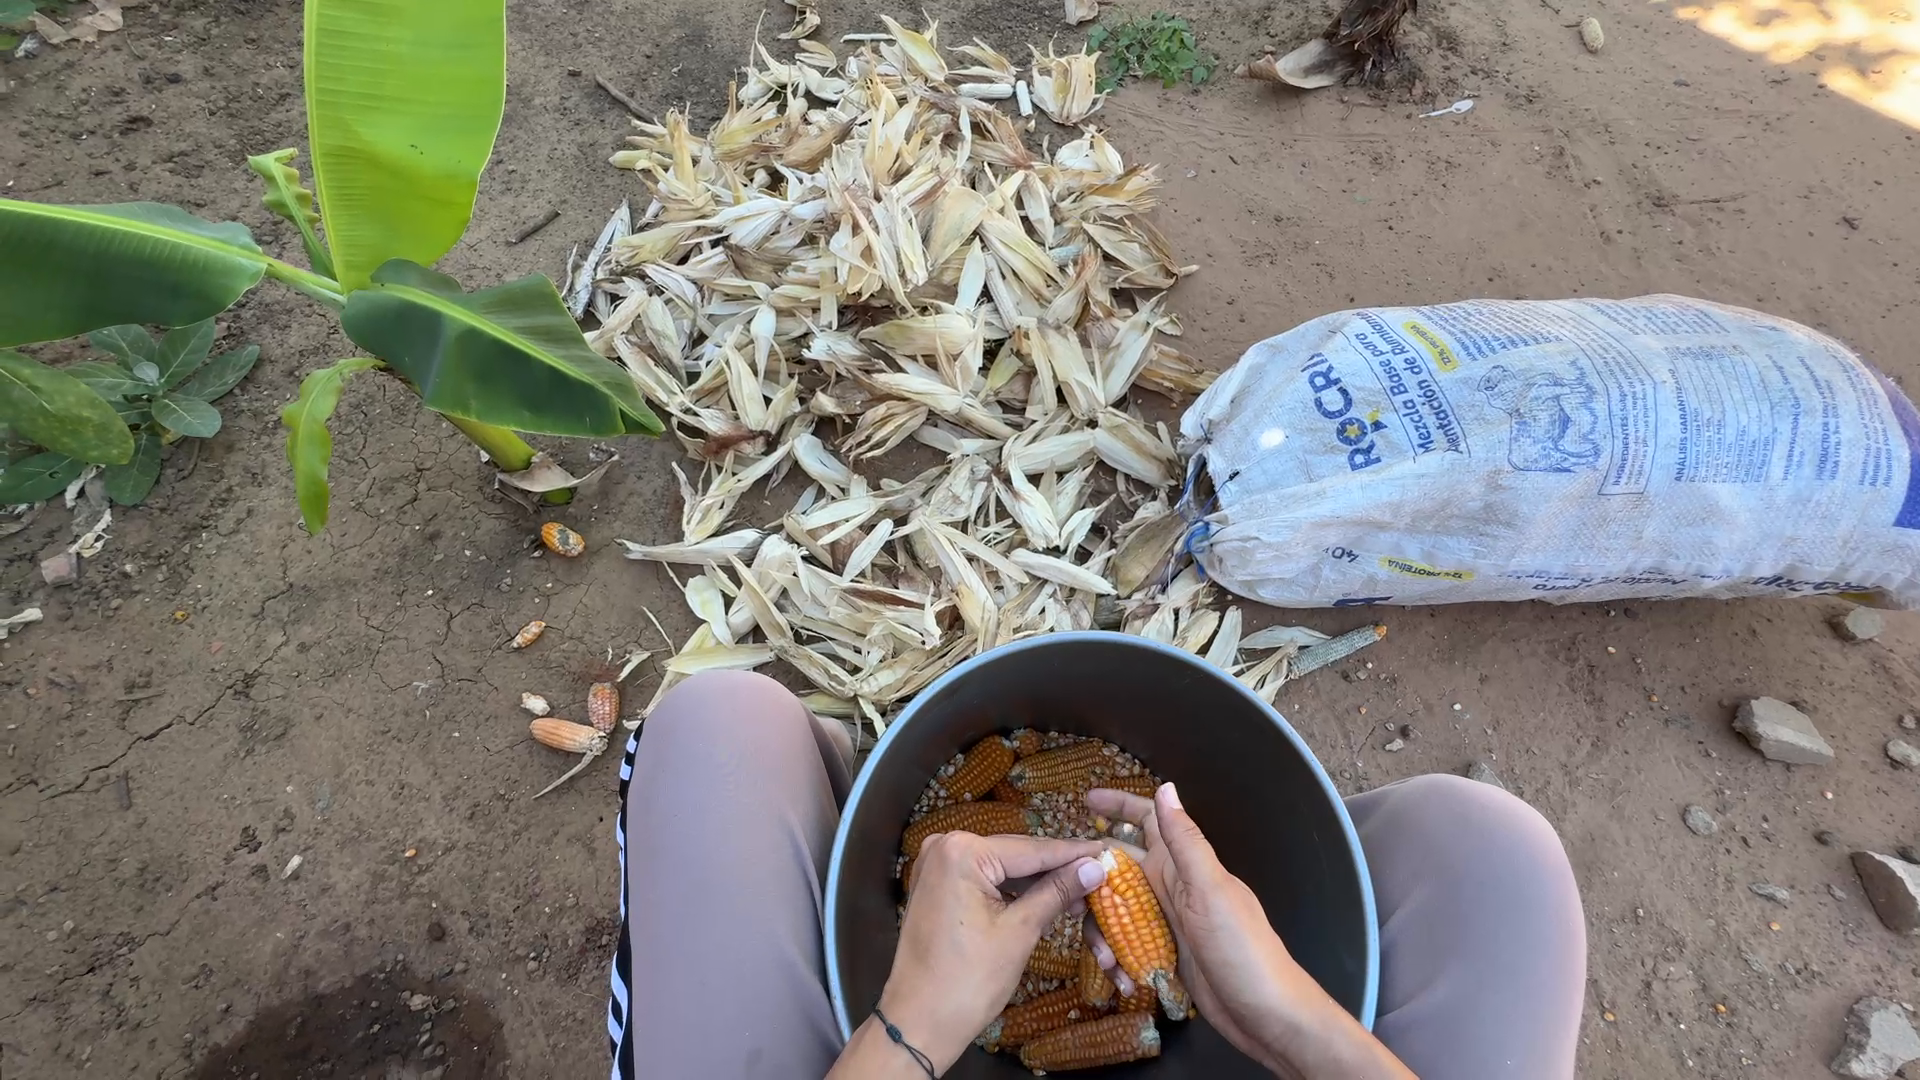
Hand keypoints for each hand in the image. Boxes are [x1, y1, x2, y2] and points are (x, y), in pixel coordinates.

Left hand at [872, 831, 1105, 1073]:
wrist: (918, 1023)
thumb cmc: (968, 981)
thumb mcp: (1019, 932)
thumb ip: (1056, 892)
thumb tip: (1094, 866)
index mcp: (962, 850)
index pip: (1030, 849)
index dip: (1072, 853)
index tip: (1106, 851)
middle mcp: (946, 844)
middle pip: (1015, 853)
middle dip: (1056, 868)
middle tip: (1098, 874)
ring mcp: (938, 863)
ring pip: (1001, 866)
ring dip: (1037, 880)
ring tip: (1079, 890)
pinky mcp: (937, 882)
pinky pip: (984, 877)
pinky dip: (1012, 888)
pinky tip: (1044, 897)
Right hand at [1084, 784, 1413, 1079]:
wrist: (1269, 1018)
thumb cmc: (1244, 949)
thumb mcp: (1210, 890)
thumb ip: (1185, 840)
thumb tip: (1166, 786)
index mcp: (1181, 864)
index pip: (1147, 820)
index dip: (1118, 806)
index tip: (1087, 800)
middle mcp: (1170, 886)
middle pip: (1117, 867)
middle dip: (1090, 876)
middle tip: (1066, 891)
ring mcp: (1165, 920)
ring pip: (1115, 907)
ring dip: (1101, 927)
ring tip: (1104, 955)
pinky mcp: (1163, 952)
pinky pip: (1125, 942)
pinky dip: (1116, 956)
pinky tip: (1119, 975)